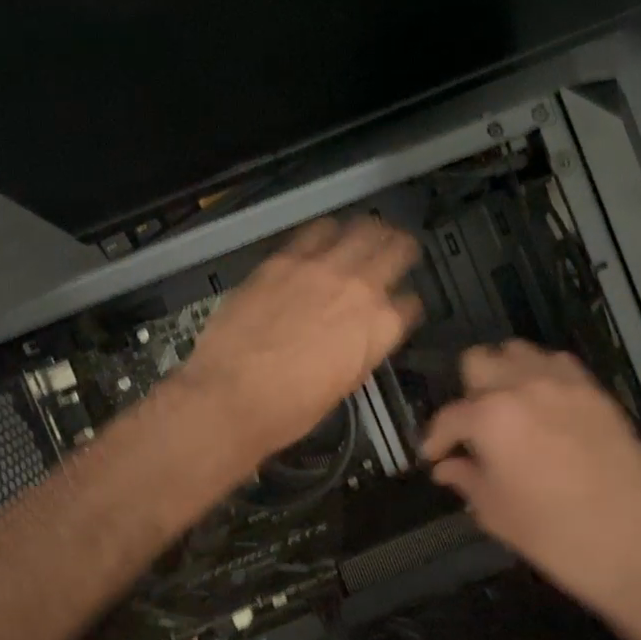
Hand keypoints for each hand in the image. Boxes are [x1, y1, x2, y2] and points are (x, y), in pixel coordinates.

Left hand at [179, 216, 421, 461]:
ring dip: (369, 233)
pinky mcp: (285, 260)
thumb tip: (361, 337)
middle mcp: (360, 289)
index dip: (404, 303)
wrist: (231, 396)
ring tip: (366, 234)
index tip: (397, 305)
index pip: (409, 303)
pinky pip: (316, 231)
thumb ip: (361, 349)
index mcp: (381, 327)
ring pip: (362, 231)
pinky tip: (325, 235)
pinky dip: (327, 232)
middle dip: (400, 249)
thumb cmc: (289, 408)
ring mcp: (322, 269)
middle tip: (397, 248)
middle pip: (396, 252)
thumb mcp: (343, 385)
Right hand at [421, 340, 640, 610]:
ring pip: (517, 352)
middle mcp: (522, 385)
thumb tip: (447, 466)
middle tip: (473, 428)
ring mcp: (563, 382)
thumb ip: (466, 479)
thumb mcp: (497, 513)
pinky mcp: (594, 390)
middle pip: (478, 361)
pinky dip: (542, 376)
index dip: (436, 439)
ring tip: (508, 409)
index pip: (449, 416)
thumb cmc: (555, 536)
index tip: (434, 456)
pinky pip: (557, 364)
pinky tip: (544, 406)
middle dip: (467, 392)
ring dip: (504, 375)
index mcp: (490, 417)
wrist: (636, 543)